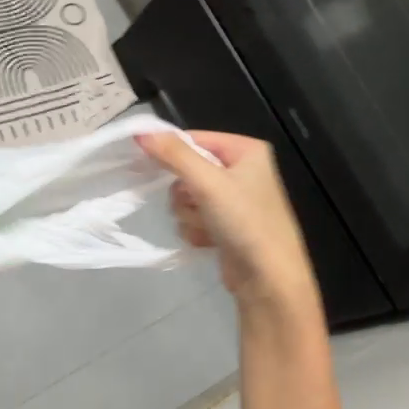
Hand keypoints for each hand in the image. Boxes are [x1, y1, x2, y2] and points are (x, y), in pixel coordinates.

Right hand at [137, 130, 322, 322]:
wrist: (268, 277)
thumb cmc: (245, 222)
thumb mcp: (208, 183)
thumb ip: (174, 155)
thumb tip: (140, 132)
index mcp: (246, 150)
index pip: (194, 139)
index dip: (171, 154)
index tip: (149, 168)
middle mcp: (241, 171)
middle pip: (187, 170)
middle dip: (184, 193)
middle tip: (196, 203)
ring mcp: (233, 200)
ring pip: (185, 198)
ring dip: (189, 215)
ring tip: (208, 226)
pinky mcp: (225, 225)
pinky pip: (193, 218)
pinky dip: (195, 229)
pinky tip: (210, 240)